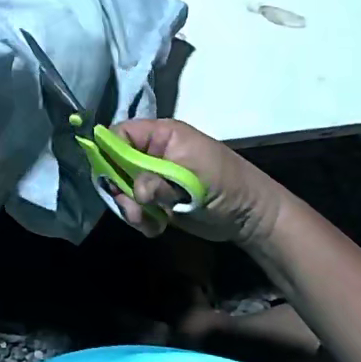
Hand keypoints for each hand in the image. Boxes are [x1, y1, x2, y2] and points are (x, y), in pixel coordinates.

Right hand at [107, 119, 287, 246]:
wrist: (251, 218)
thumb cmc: (227, 186)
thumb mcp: (194, 177)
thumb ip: (159, 179)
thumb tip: (136, 191)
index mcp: (161, 135)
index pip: (120, 134)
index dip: (109, 152)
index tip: (109, 177)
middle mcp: (152, 152)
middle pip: (115, 163)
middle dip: (120, 189)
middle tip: (134, 211)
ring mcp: (153, 176)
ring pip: (122, 188)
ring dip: (131, 209)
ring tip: (148, 223)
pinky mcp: (155, 199)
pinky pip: (134, 206)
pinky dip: (140, 219)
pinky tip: (156, 228)